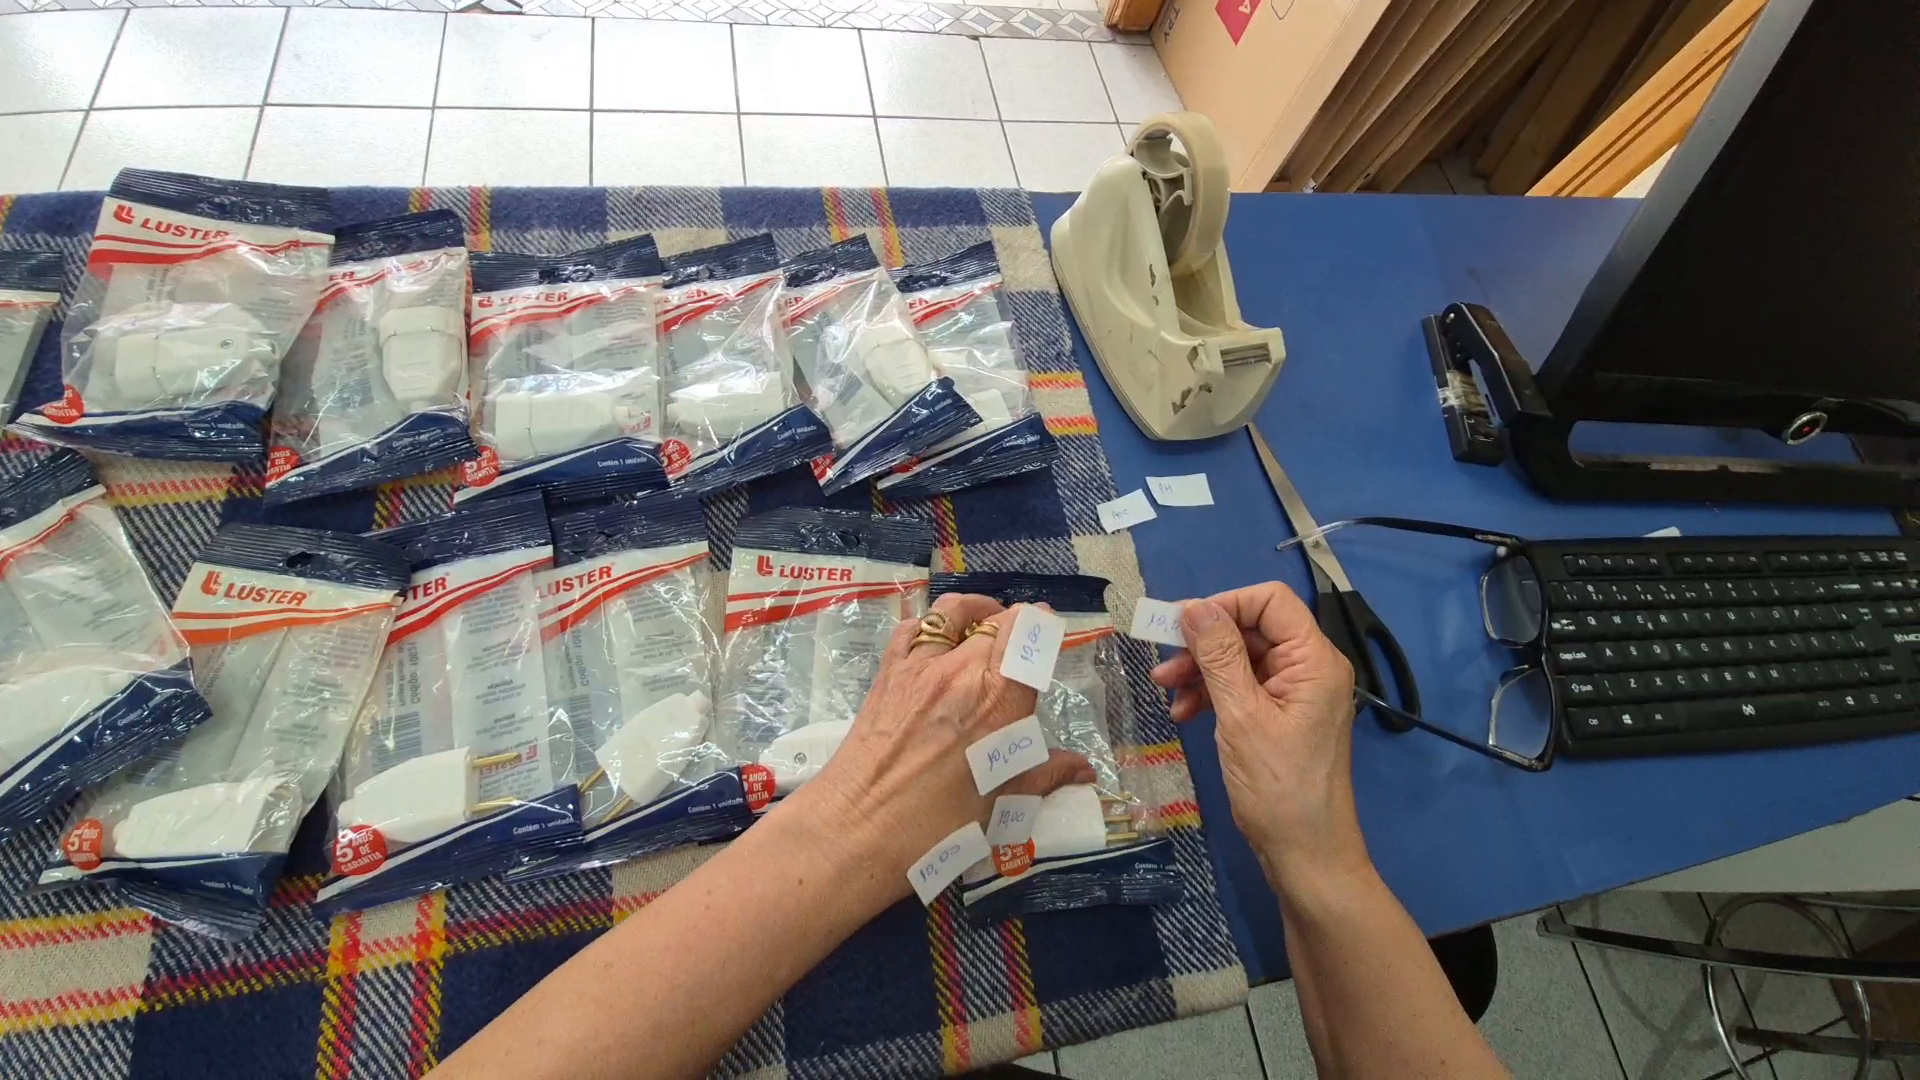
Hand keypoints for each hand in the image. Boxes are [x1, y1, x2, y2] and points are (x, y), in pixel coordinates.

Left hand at [792, 593, 1094, 900]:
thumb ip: (1045, 773)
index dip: (1040, 623)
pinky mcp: (888, 671)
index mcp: (999, 699)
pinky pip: (911, 628)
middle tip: (1018, 638)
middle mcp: (961, 670)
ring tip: (982, 624)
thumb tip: (1084, 769)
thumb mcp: (1002, 801)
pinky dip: (928, 625)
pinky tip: (934, 641)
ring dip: (973, 611)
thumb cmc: (941, 825)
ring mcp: (920, 666)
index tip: (1047, 625)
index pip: (1025, 635)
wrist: (860, 828)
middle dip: (1012, 620)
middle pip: (994, 619)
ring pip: (951, 612)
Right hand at [1149, 583, 1368, 883]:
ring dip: (1201, 669)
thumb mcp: (1241, 716)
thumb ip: (1218, 656)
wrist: (1305, 856)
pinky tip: (1184, 712)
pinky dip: (1210, 693)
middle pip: (1251, 629)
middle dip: (1204, 642)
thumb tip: (1194, 607)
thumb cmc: (1277, 786)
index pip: (1271, 602)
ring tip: (1165, 689)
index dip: (1225, 604)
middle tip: (1164, 661)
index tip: (1182, 624)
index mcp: (1313, 660)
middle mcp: (1308, 668)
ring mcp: (1293, 692)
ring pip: (1239, 658)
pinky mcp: (1278, 714)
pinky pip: (1241, 686)